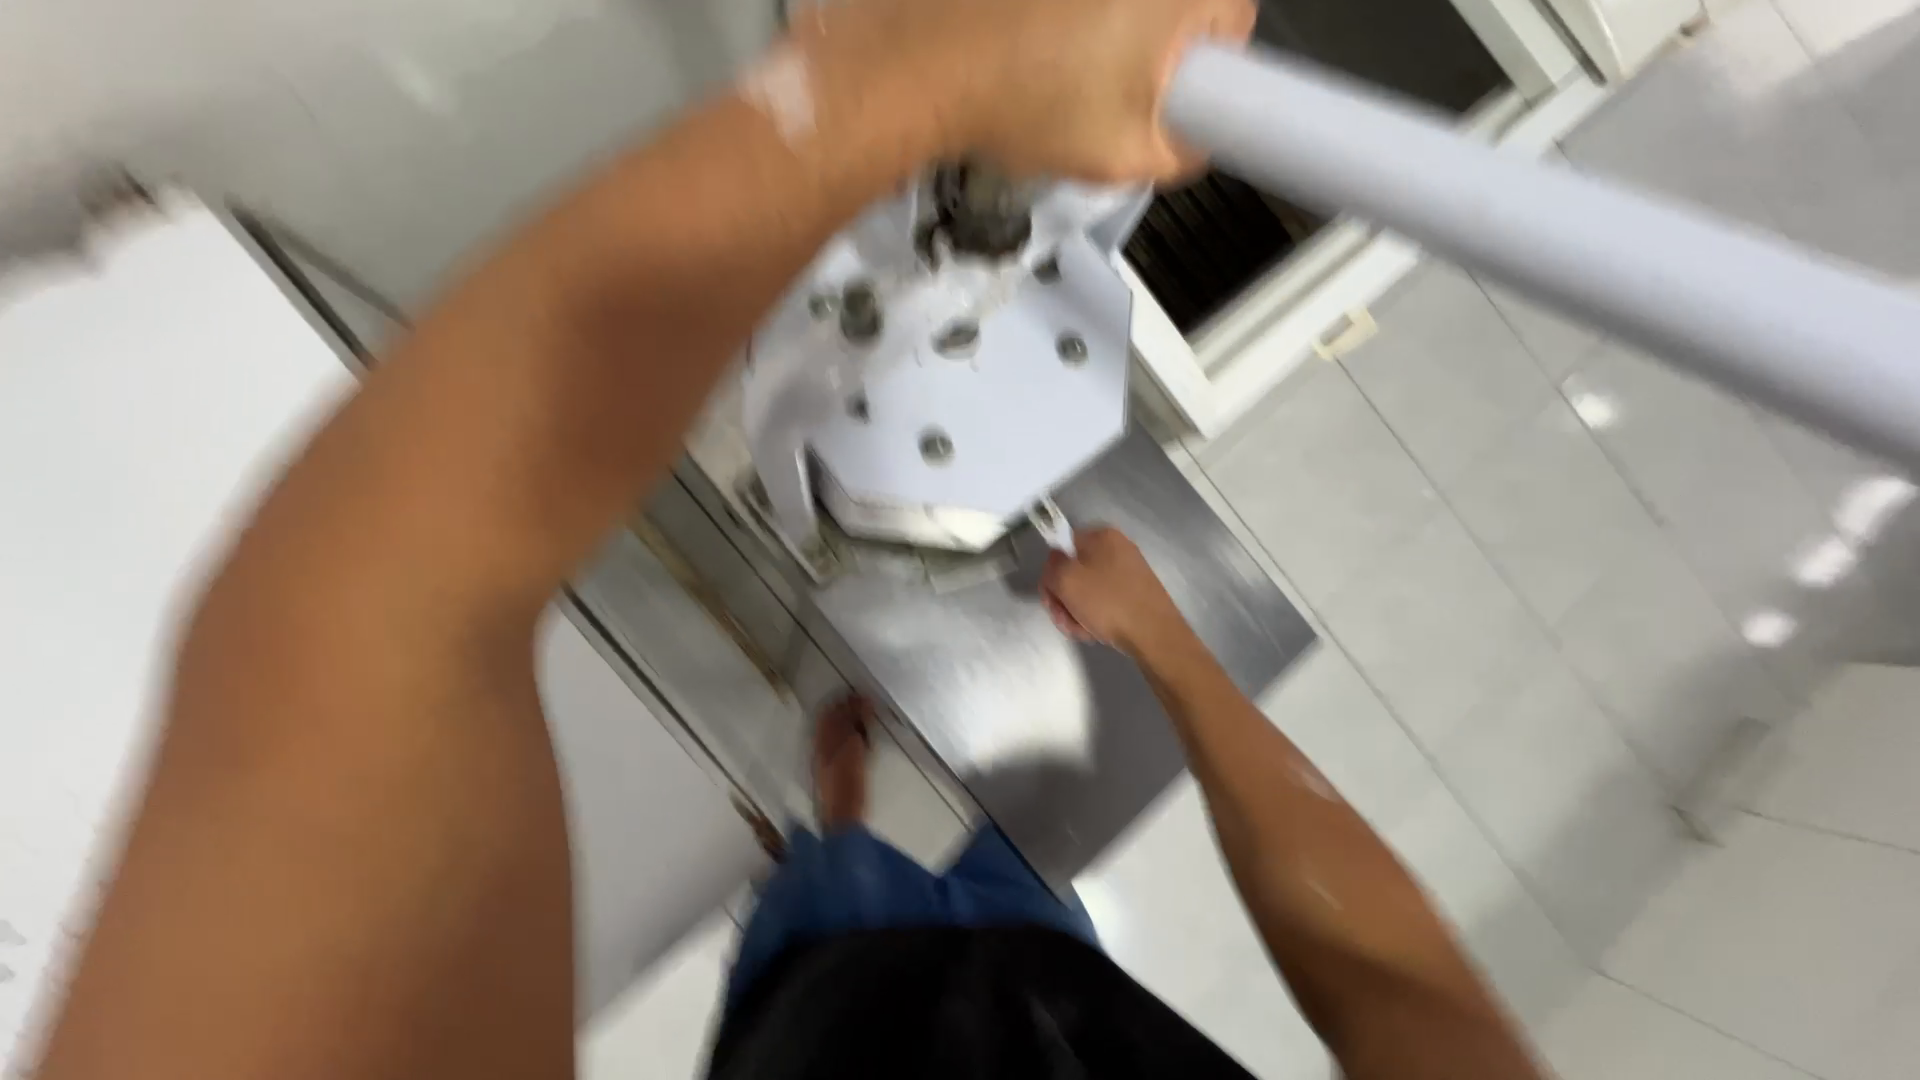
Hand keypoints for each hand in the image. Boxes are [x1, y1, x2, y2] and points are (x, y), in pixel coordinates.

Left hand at [790, 0, 1256, 183]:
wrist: (918, 66)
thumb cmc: (1003, 95)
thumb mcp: (1118, 158)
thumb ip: (1179, 156)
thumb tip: (1193, 145)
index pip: (1233, 30)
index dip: (1204, 78)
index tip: (1174, 97)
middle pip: (1176, 7)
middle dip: (1152, 52)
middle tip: (1106, 94)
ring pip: (1120, 4)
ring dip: (1105, 27)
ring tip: (1058, 69)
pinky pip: (1074, 3)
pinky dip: (1060, 15)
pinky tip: (1031, 38)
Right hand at [1040, 526, 1189, 653]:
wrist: (1155, 634)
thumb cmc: (1108, 603)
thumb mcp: (1067, 581)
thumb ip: (1051, 566)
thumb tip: (1055, 565)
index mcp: (1101, 536)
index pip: (1061, 549)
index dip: (1050, 575)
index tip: (1050, 599)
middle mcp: (1117, 549)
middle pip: (1073, 571)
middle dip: (1063, 598)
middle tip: (1064, 619)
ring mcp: (1128, 572)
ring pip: (1087, 590)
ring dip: (1076, 611)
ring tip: (1080, 630)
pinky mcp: (1135, 593)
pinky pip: (1104, 601)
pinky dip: (1094, 616)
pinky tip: (1094, 631)